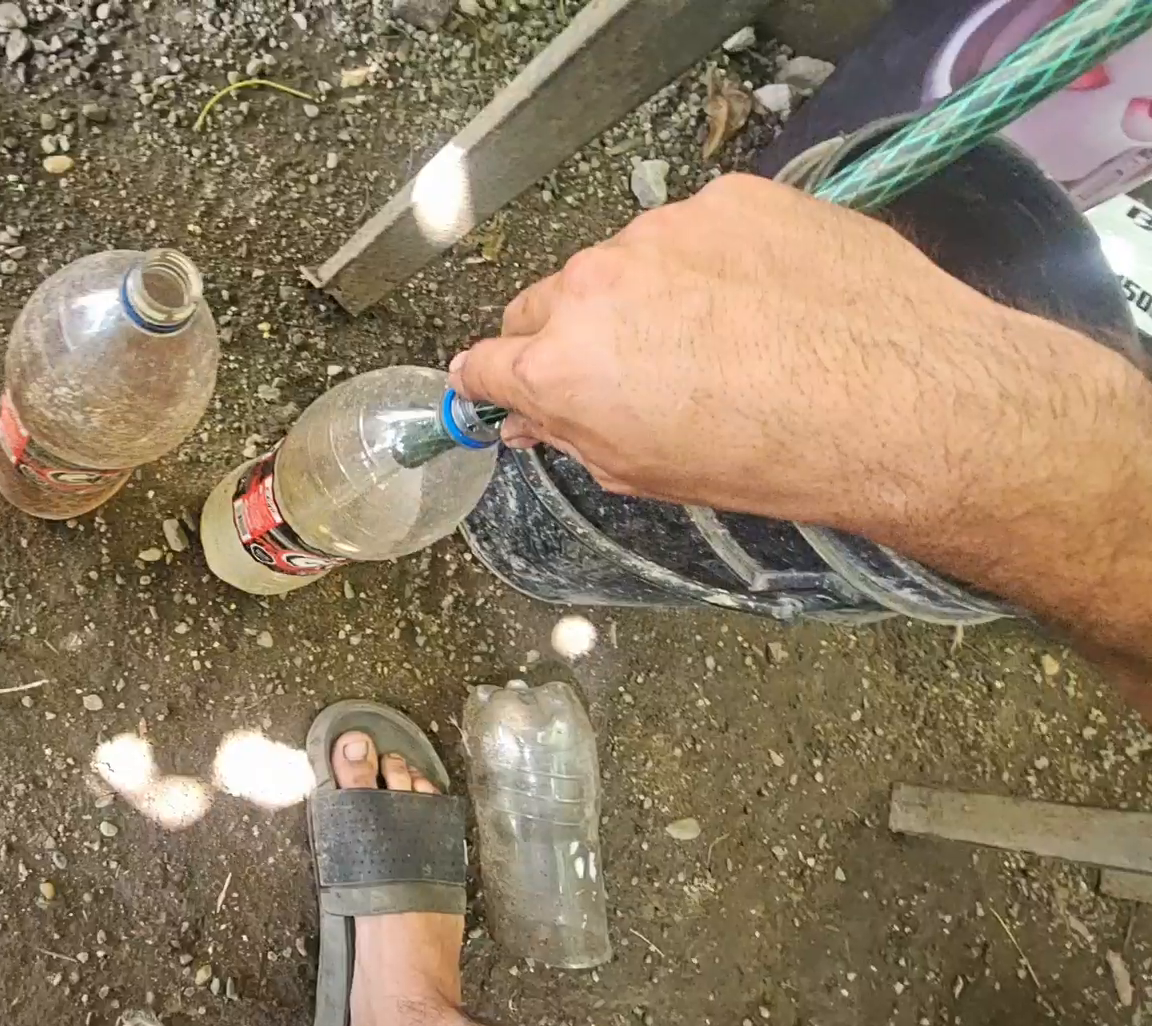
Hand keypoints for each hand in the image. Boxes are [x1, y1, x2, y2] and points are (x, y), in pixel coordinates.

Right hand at [449, 172, 1151, 717]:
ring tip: (699, 328)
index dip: (487, 382)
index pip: (480, 364)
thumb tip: (525, 417)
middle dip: (557, 337)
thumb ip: (563, 433)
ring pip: (607, 267)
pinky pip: (679, 231)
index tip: (499, 386)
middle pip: (535, 307)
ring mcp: (655, 234)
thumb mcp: (634, 468)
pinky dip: (693, 259)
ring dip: (627, 295)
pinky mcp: (723, 198)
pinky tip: (744, 293)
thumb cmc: (757, 458)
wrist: (902, 404)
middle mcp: (587, 290)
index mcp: (556, 366)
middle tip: (614, 365)